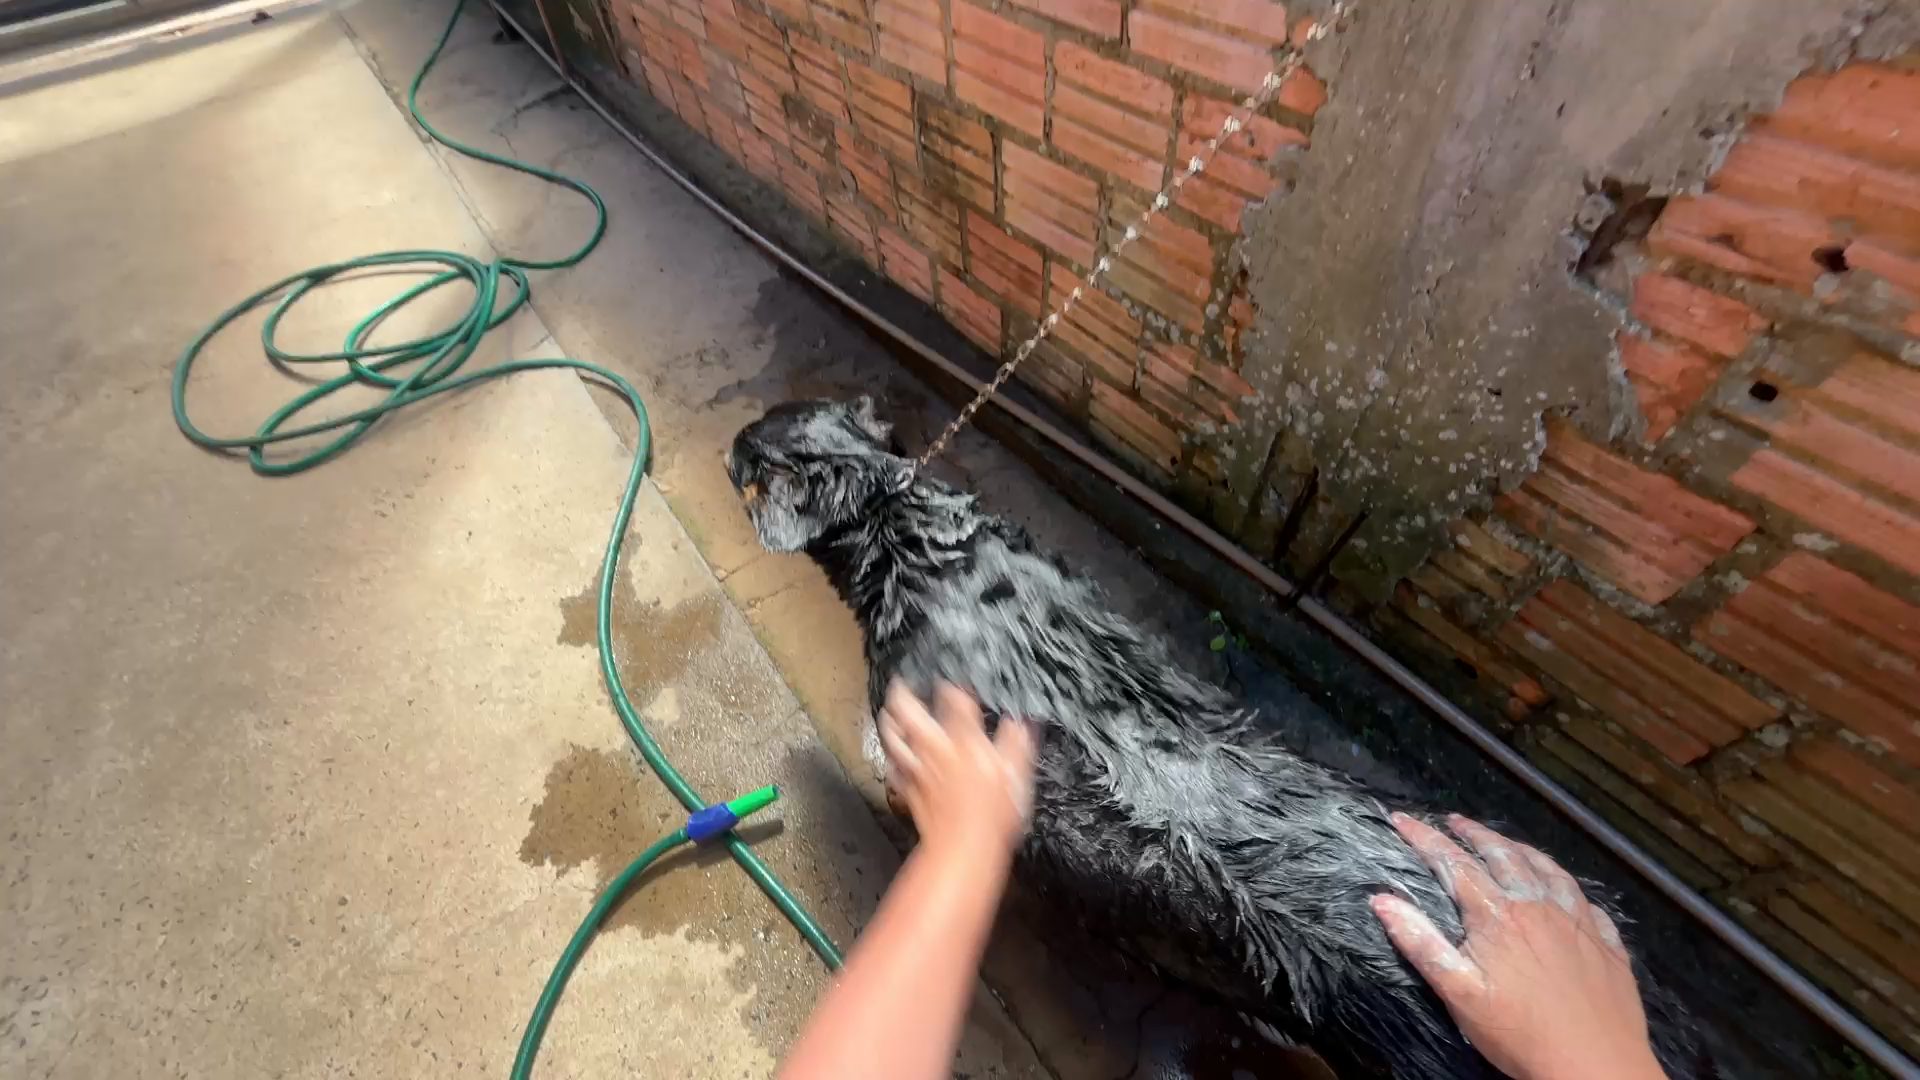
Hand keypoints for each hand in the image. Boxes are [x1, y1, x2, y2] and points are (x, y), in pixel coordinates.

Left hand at [878, 680, 1036, 860]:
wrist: (963, 849)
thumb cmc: (991, 816)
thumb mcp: (1016, 776)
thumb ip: (1017, 743)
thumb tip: (1022, 722)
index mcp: (964, 741)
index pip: (953, 701)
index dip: (951, 687)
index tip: (952, 683)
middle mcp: (936, 749)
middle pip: (909, 711)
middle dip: (902, 693)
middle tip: (901, 683)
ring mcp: (918, 768)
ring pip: (893, 736)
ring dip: (889, 721)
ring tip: (888, 711)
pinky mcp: (908, 788)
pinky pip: (894, 768)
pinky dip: (891, 759)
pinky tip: (892, 756)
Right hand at [1372, 814, 1667, 1079]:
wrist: (1602, 1076)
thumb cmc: (1521, 1035)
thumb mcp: (1459, 993)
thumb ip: (1420, 943)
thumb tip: (1381, 900)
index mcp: (1498, 915)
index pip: (1453, 862)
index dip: (1423, 837)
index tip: (1399, 818)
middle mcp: (1538, 908)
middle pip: (1503, 855)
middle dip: (1474, 833)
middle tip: (1454, 820)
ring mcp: (1578, 926)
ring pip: (1549, 871)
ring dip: (1520, 849)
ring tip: (1505, 842)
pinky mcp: (1609, 949)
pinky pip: (1588, 903)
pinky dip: (1569, 887)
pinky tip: (1563, 890)